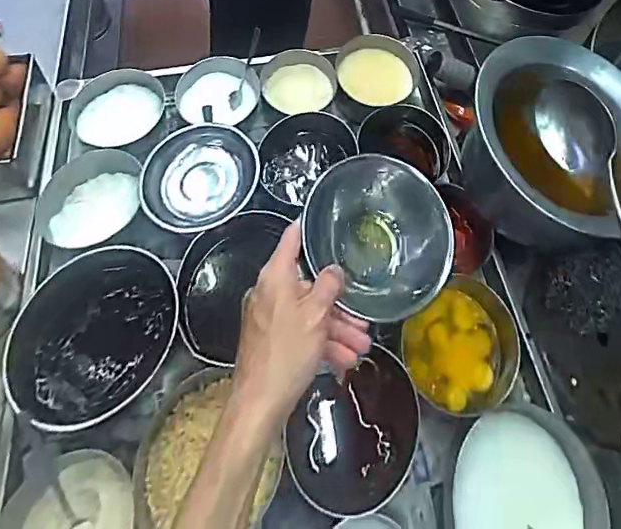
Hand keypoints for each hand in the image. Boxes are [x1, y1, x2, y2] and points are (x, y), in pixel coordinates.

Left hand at [232, 221, 372, 425]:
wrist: (259, 405)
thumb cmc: (285, 354)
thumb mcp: (316, 314)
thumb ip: (329, 285)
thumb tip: (334, 270)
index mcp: (275, 277)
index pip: (291, 240)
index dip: (306, 227)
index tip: (319, 217)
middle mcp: (269, 293)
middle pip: (309, 285)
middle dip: (338, 304)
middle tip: (361, 316)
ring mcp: (270, 317)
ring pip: (309, 313)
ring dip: (336, 328)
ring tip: (360, 345)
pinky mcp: (272, 341)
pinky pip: (302, 332)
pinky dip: (322, 342)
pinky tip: (344, 359)